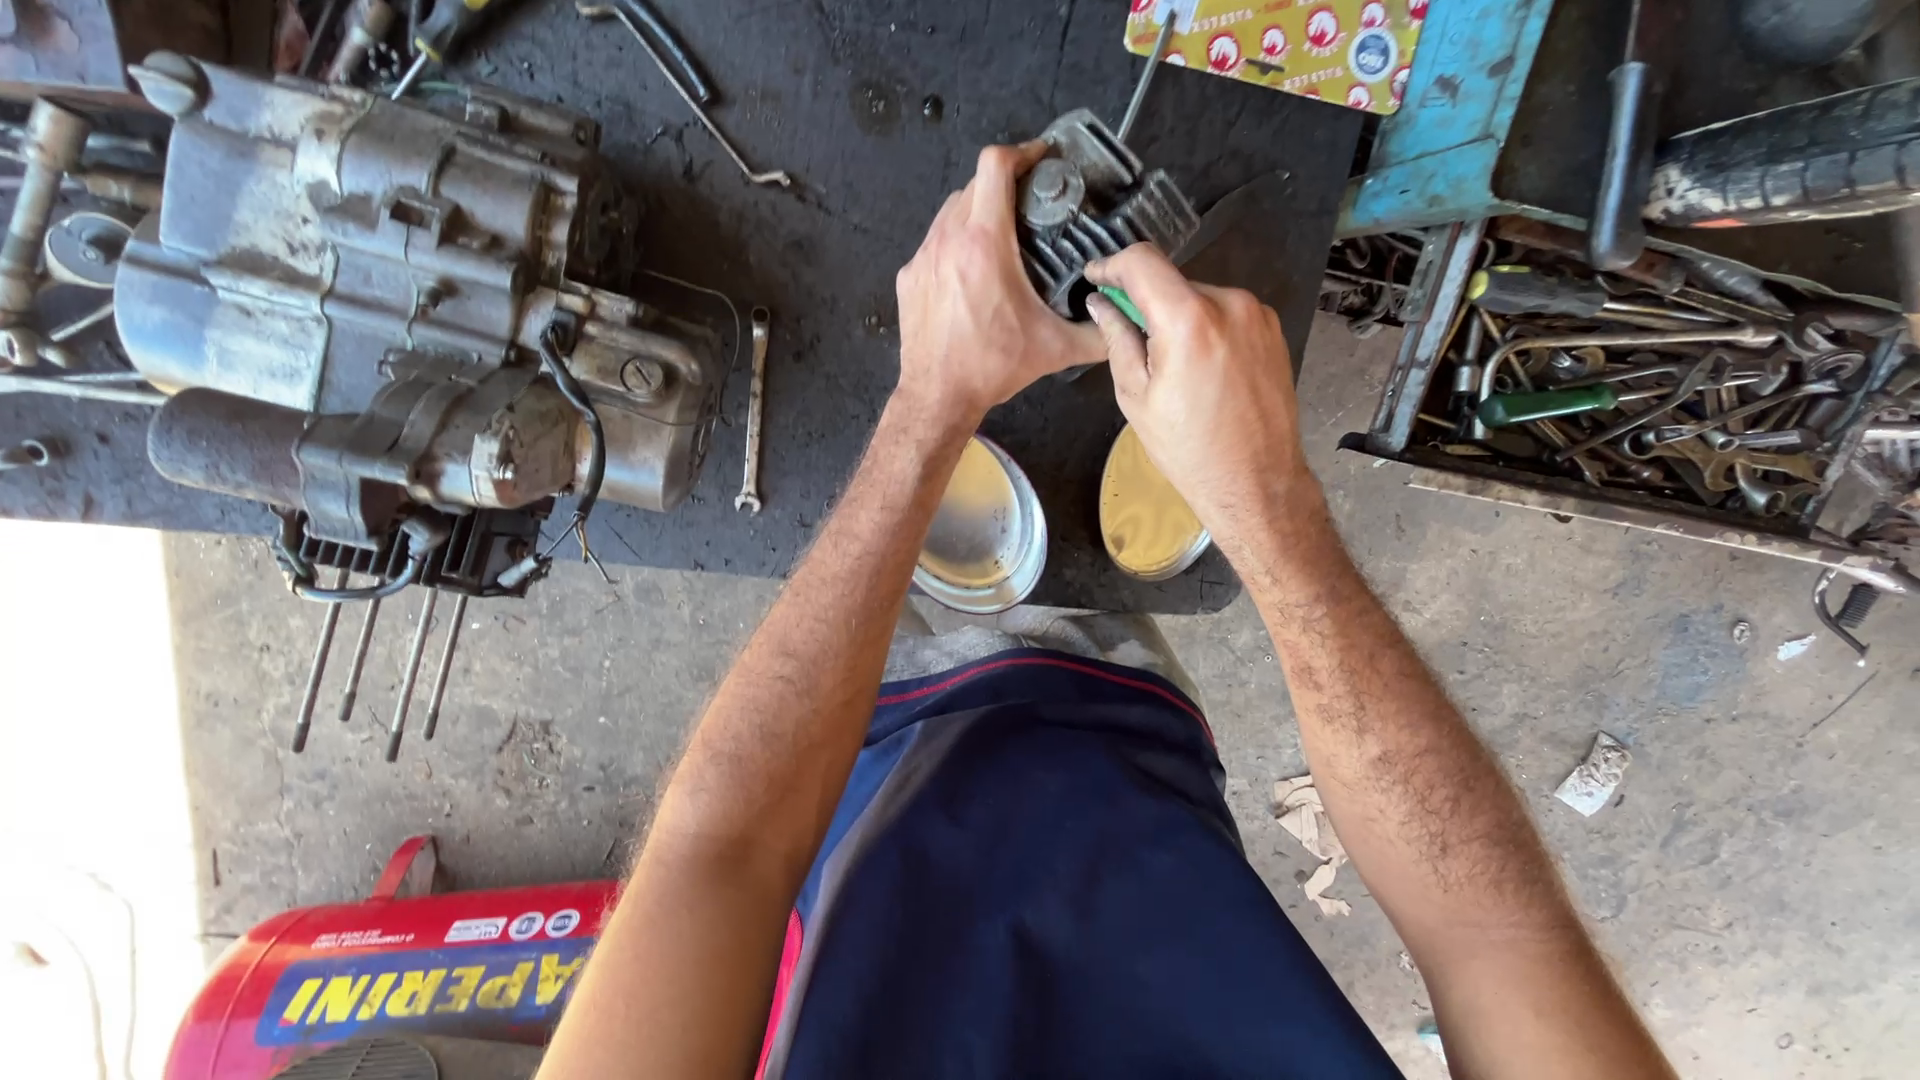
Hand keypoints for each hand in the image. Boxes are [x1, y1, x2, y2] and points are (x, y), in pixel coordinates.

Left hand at [895, 142, 1103, 424]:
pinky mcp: (909, 278)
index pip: (995, 166)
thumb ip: (1098, 333)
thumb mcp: (1055, 349)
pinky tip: (972, 271)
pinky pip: (934, 244)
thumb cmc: (993, 367)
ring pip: (950, 212)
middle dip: (1002, 185)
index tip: (1041, 159)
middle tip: (1030, 203)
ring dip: (976, 212)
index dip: (1022, 152)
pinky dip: (955, 244)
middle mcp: (948, 239)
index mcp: (984, 243)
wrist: (938, 396)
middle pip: (973, 185)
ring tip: (1002, 234)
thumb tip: (1124, 321)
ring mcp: (923, 258)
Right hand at [1084, 244, 1316, 549]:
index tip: (1096, 277)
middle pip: (1172, 283)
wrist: (1256, 481)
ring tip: (1173, 368)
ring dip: (1177, 319)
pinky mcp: (1273, 329)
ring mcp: (1257, 315)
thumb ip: (1117, 339)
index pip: (1143, 261)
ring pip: (1199, 299)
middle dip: (1146, 304)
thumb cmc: (1188, 449)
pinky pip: (1225, 314)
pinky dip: (1205, 329)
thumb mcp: (1136, 396)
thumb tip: (1102, 303)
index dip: (1112, 264)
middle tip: (1133, 342)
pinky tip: (1202, 371)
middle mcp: (1229, 304)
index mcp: (1189, 320)